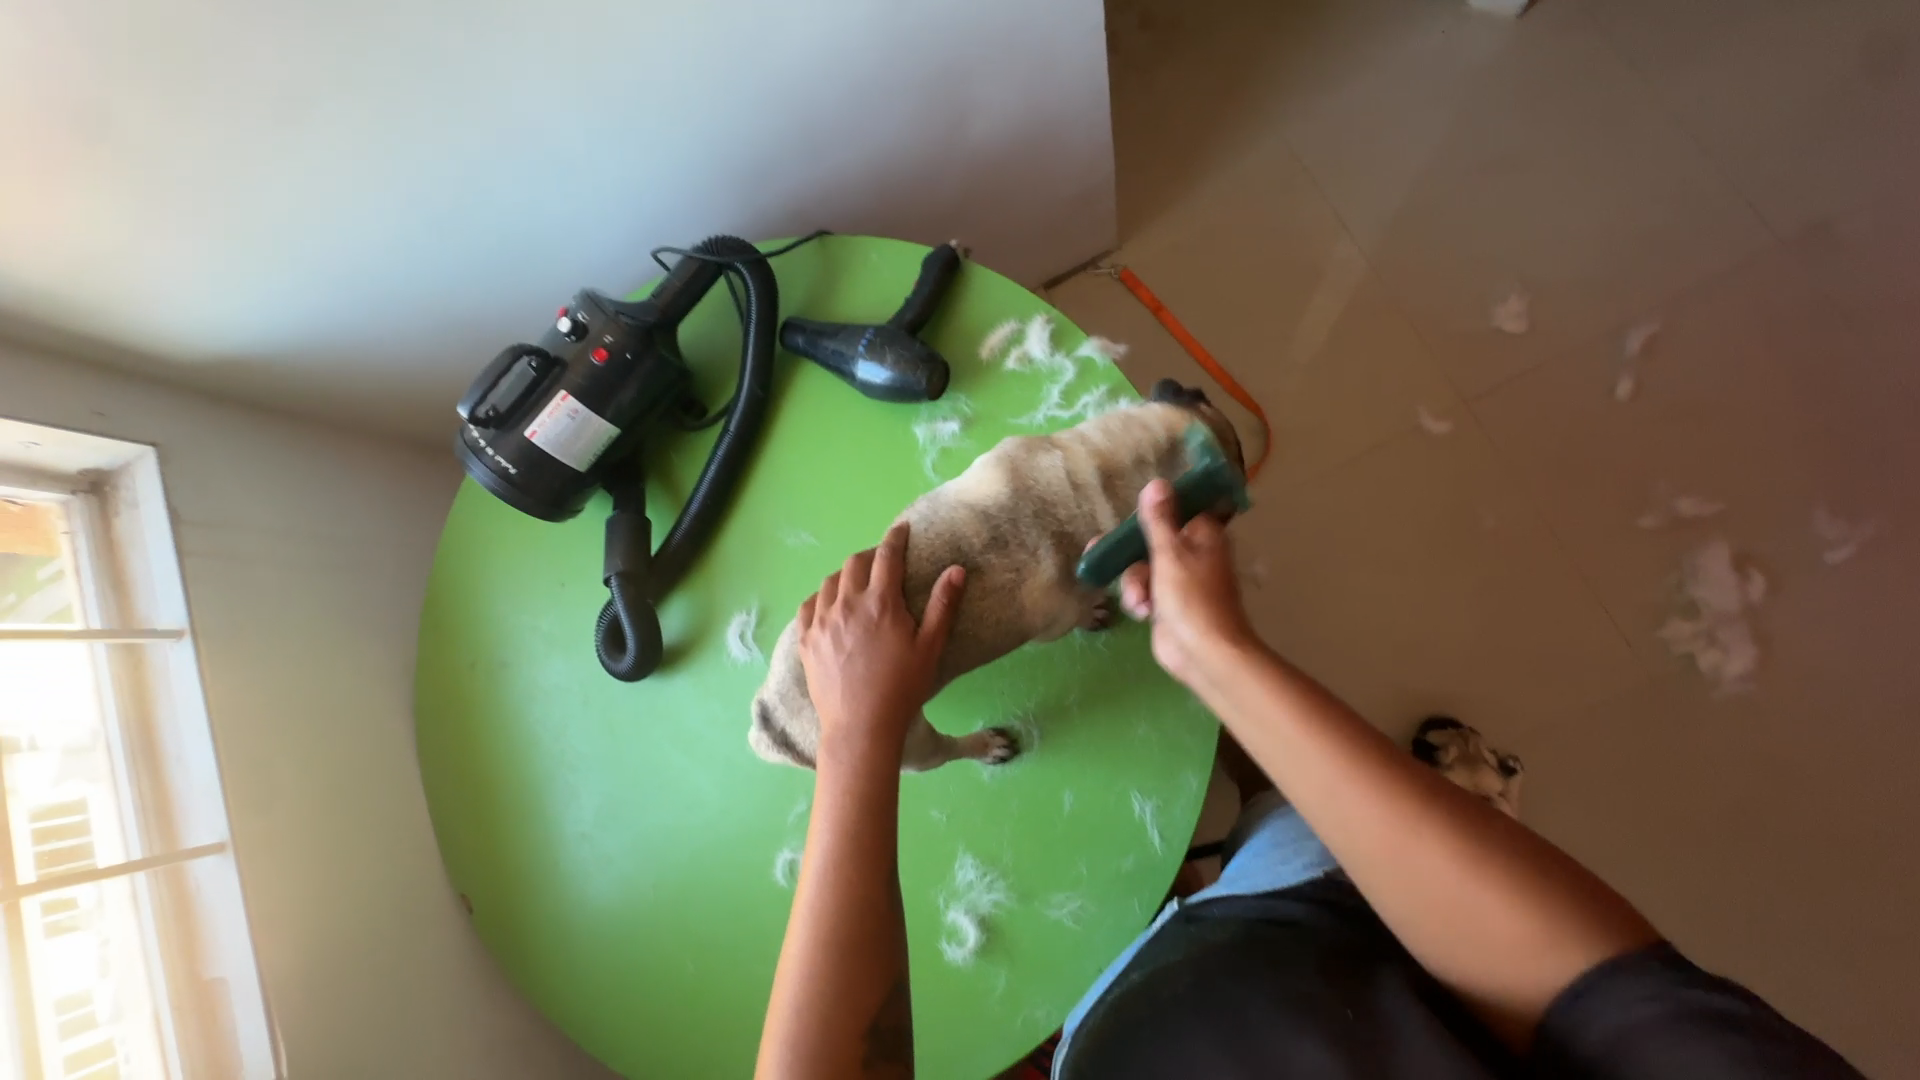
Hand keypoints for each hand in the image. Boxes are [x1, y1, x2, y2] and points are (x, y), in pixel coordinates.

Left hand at [796, 522, 964, 764]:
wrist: (861, 726)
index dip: (896, 538)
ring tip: (857, 584)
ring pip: (830, 581)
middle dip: (870, 555)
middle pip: (855, 563)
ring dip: (845, 575)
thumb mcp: (930, 647)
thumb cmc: (902, 688)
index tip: (901, 530)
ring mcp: (822, 621)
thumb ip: (942, 605)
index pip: (887, 556)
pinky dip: (821, 597)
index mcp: (880, 602)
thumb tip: (956, 569)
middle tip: (882, 563)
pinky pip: (809, 605)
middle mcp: (847, 603)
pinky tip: (829, 605)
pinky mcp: (806, 640)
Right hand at [1118, 478, 1255, 683]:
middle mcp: (1192, 552)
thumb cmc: (1191, 598)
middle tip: (1099, 551)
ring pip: (1141, 567)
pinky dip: (1139, 599)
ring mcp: (1179, 579)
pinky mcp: (1167, 602)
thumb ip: (1158, 520)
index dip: (1148, 515)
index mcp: (1202, 534)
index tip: (1126, 524)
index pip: (1172, 510)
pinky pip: (1143, 590)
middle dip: (1129, 555)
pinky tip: (1143, 613)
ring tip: (1141, 602)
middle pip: (1149, 540)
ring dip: (1134, 584)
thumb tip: (1157, 482)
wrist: (1203, 653)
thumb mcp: (1169, 554)